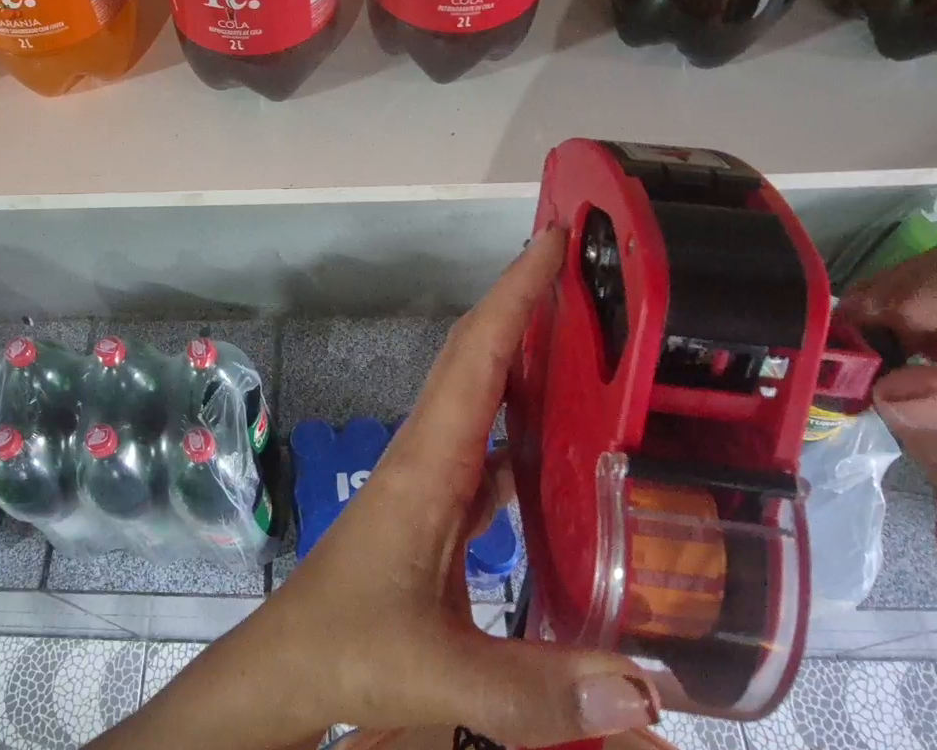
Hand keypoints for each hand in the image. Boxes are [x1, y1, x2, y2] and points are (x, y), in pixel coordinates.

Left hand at [93, 229, 658, 749]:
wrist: (288, 667)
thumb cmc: (344, 648)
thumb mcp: (437, 670)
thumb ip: (537, 689)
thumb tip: (649, 696)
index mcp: (427, 464)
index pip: (477, 356)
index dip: (515, 292)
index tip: (555, 239)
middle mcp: (429, 457)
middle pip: (478, 360)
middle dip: (524, 307)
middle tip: (587, 273)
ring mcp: (430, 484)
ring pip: (482, 404)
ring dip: (525, 365)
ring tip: (590, 345)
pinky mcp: (435, 516)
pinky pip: (488, 456)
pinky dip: (523, 434)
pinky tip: (566, 454)